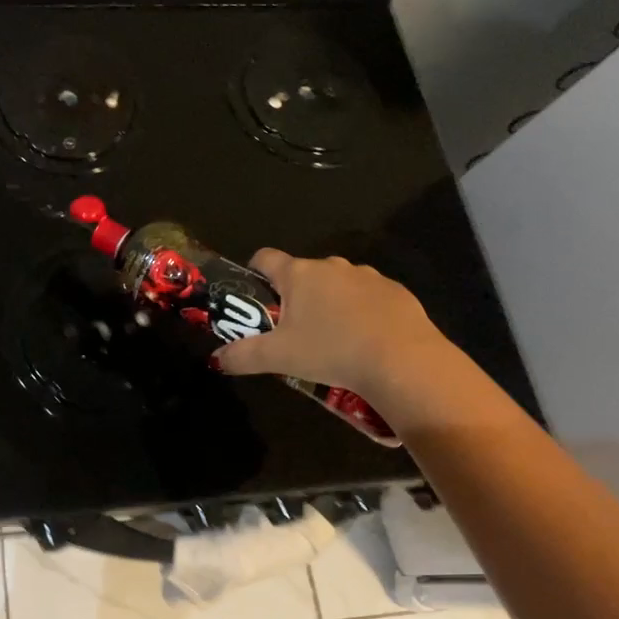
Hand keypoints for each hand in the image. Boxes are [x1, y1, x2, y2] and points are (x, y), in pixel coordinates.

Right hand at [213, 249, 454, 412]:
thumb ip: (243, 356)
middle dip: (295, 296)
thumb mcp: (279, 358)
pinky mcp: (395, 291)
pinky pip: (369, 296)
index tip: (256, 296)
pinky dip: (362, 312)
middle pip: (302, 273)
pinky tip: (366, 341)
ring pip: (337, 284)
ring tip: (333, 339)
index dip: (255, 272)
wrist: (403, 361)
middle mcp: (330, 266)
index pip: (264, 257)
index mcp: (298, 274)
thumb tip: (216, 360)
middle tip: (293, 330)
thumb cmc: (331, 351)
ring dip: (331, 303)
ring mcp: (366, 275)